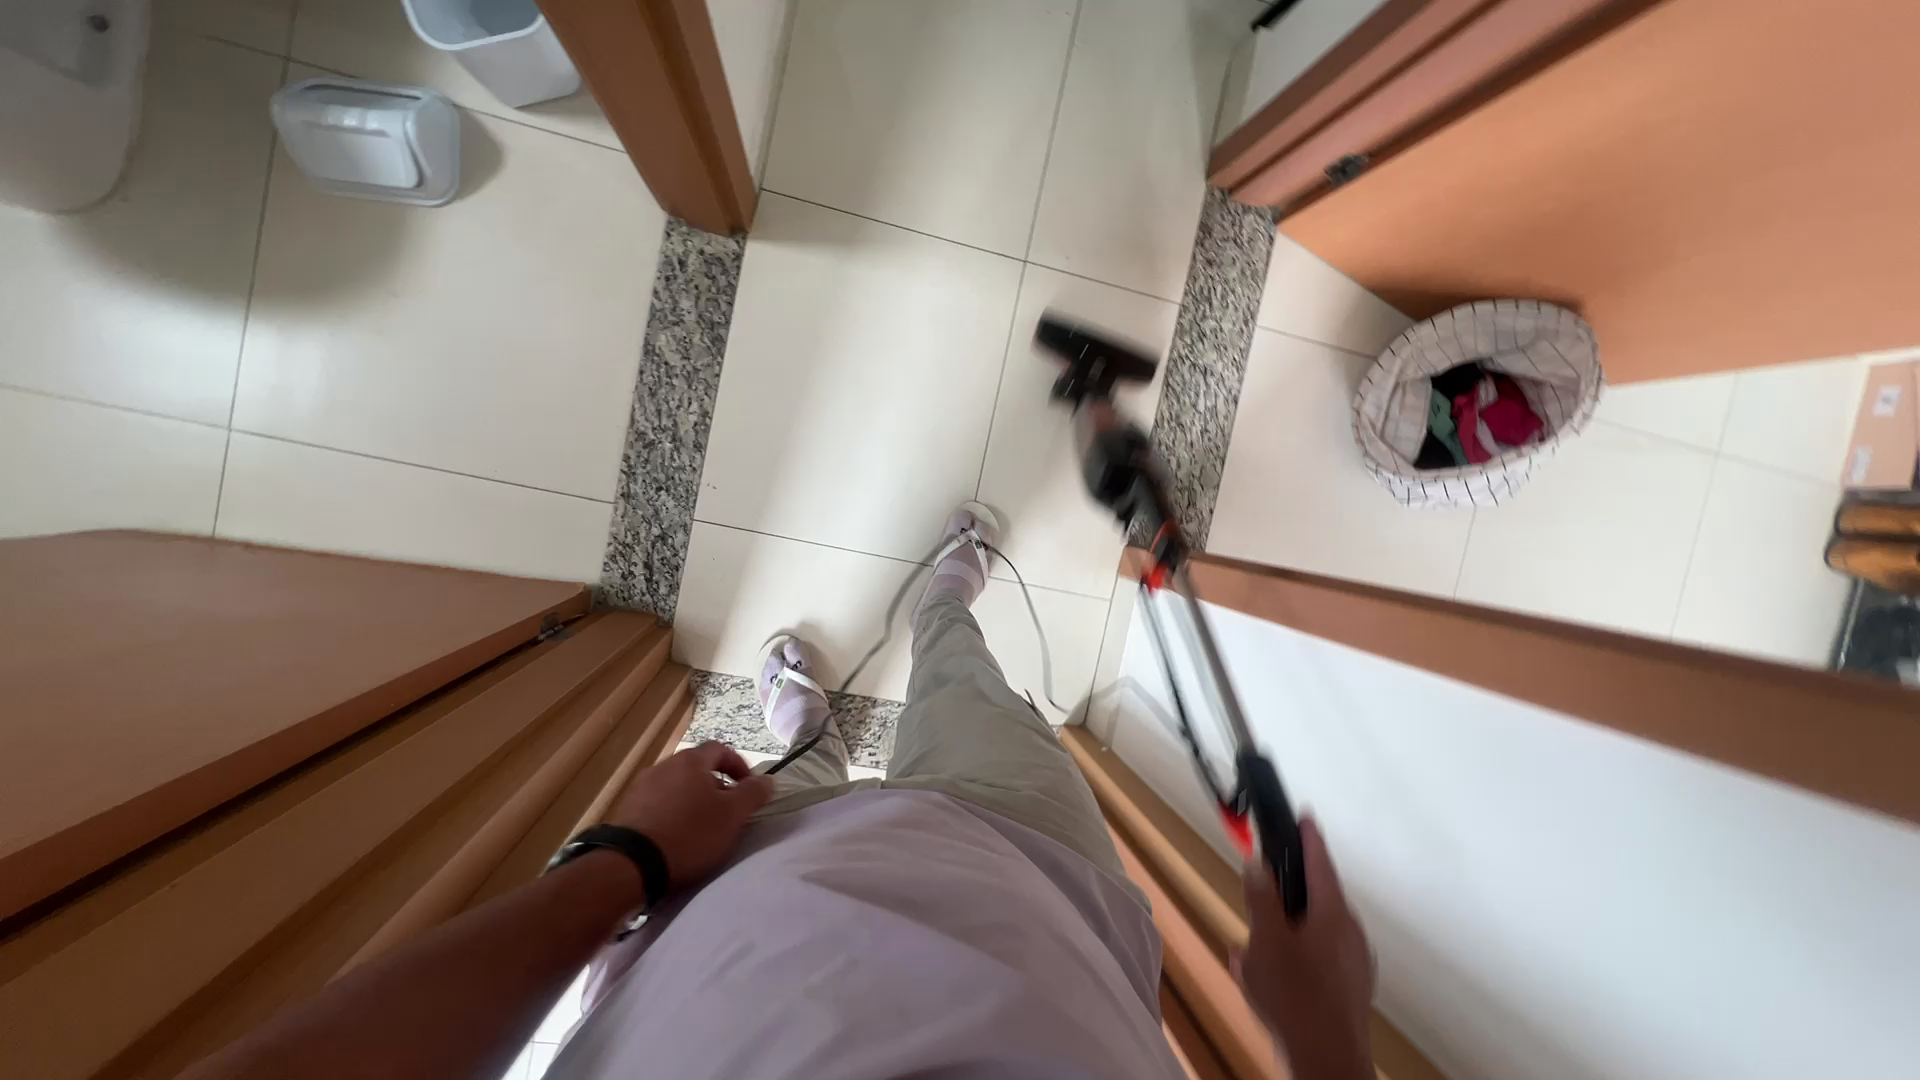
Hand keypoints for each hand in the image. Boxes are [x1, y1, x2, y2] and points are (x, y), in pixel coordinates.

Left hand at [604, 741, 773, 889]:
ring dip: (691, 800)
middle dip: (715, 785)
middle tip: (726, 811)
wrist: (630, 864)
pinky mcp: (626, 810)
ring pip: (676, 786)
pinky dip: (670, 814)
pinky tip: (674, 837)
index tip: (748, 788)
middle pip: (697, 768)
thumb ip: (753, 793)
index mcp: (691, 760)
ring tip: (700, 827)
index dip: (738, 765)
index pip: (720, 749)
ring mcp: (641, 787)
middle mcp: (664, 766)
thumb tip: (767, 779)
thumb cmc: (690, 833)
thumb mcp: (732, 815)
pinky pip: (656, 804)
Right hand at [1235, 818, 1374, 1079]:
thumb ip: (1261, 897)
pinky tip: (1270, 972)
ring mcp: (1355, 962)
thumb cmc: (1294, 993)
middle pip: (1318, 897)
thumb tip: (1257, 862)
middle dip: (1288, 891)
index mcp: (1332, 913)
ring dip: (1287, 925)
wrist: (1327, 1060)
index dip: (1308, 837)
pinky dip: (1296, 951)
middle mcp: (1350, 932)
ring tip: (1256, 941)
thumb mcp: (1265, 938)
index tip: (1303, 816)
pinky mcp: (1351, 988)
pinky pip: (1320, 955)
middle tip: (1262, 888)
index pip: (1320, 862)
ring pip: (1316, 928)